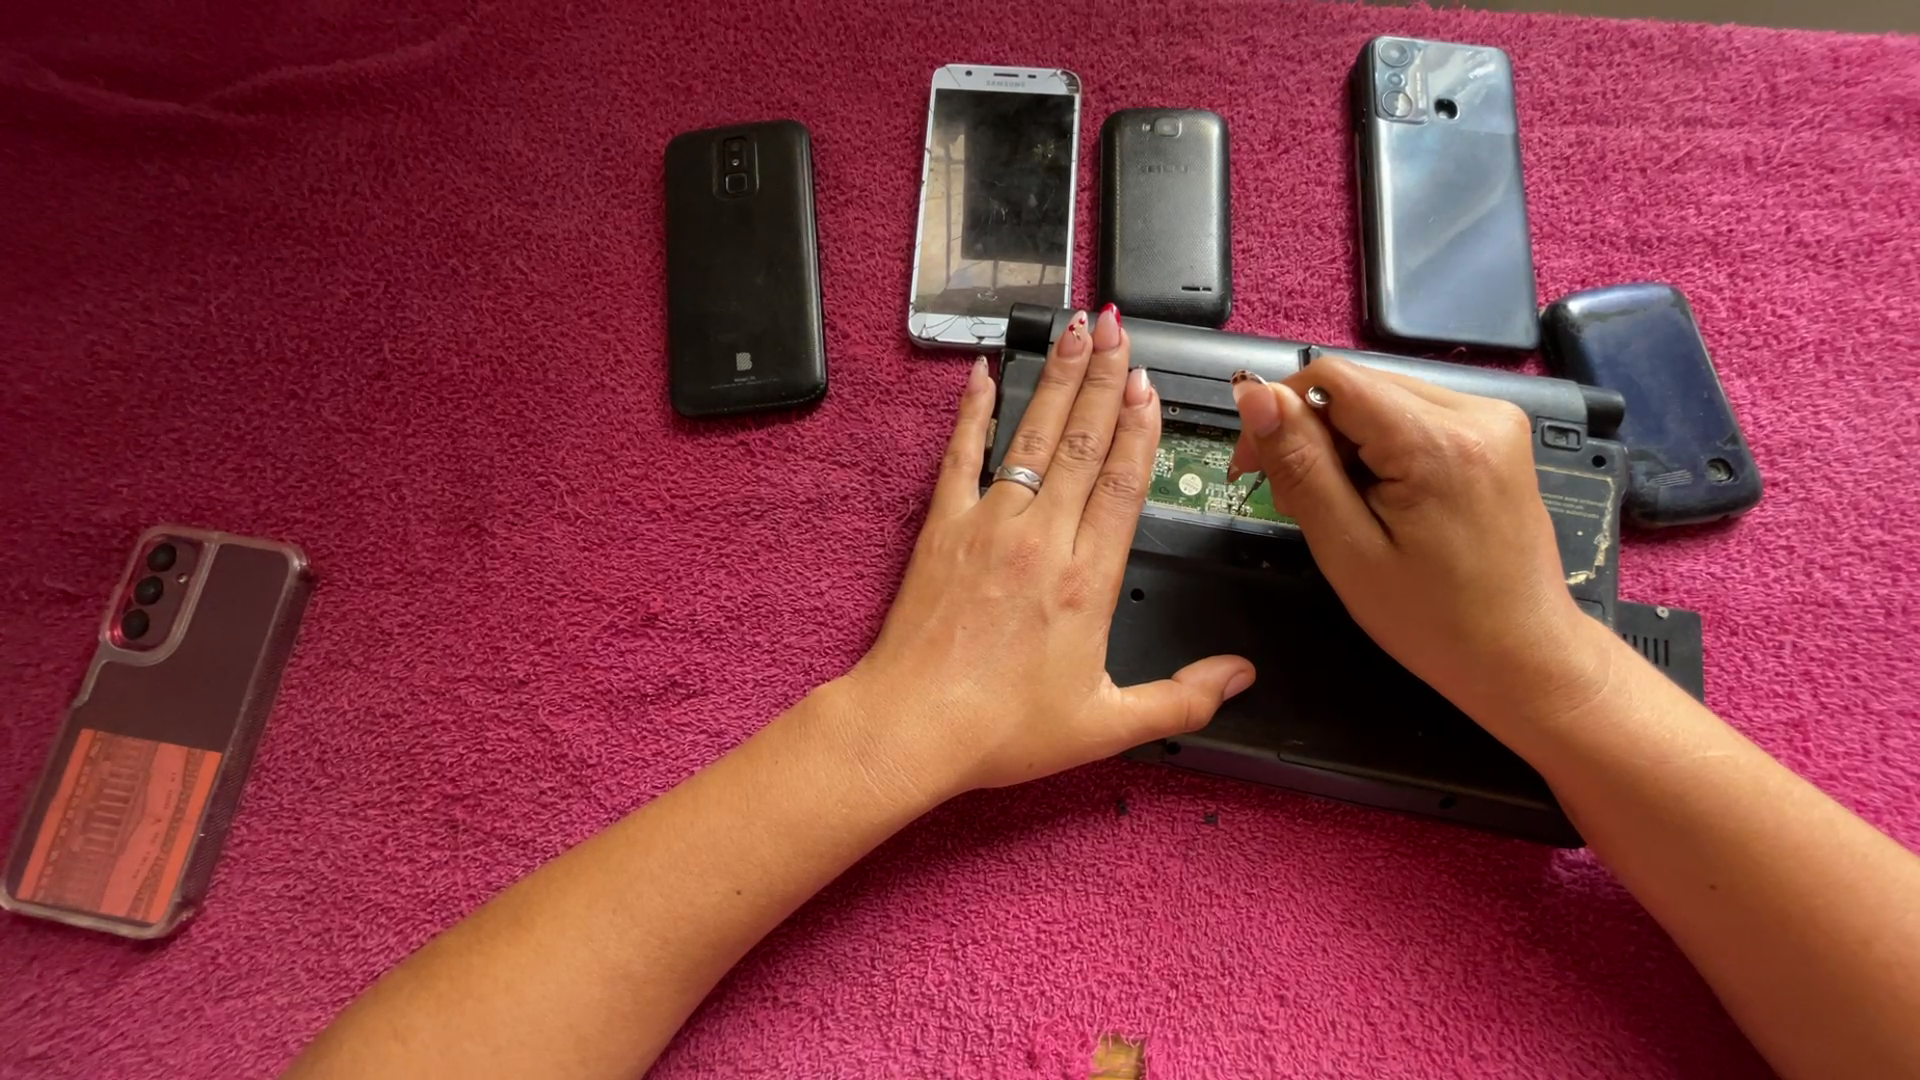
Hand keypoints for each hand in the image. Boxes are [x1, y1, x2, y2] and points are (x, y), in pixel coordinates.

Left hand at [838, 307, 1253, 798]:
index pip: (1125, 484)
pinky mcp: (944, 528)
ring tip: (1077, 331)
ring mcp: (990, 525)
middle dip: (1106, 380)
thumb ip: (1182, 698)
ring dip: (1058, 381)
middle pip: (1086, 443)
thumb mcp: (1106, 724)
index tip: (1150, 386)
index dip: (1140, 429)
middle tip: (1120, 330)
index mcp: (1088, 579)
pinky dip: (972, 413)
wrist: (915, 725)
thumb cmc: (1003, 727)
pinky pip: (960, 455)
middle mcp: (1042, 538)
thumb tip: (1240, 677)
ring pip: (1035, 438)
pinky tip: (982, 375)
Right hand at [1227, 355, 1603, 722]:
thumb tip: (1253, 395)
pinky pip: (1405, 416)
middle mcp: (1474, 410)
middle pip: (1353, 385)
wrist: (1521, 655)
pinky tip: (1369, 494)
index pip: (1329, 379)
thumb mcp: (1345, 547)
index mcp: (1437, 441)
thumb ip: (1299, 464)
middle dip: (1305, 433)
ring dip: (1336, 442)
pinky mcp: (1491, 434)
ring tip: (1334, 505)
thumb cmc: (1429, 618)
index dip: (1276, 412)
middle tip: (1292, 500)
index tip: (1252, 468)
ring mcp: (1490, 418)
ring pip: (1375, 399)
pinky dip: (1370, 448)